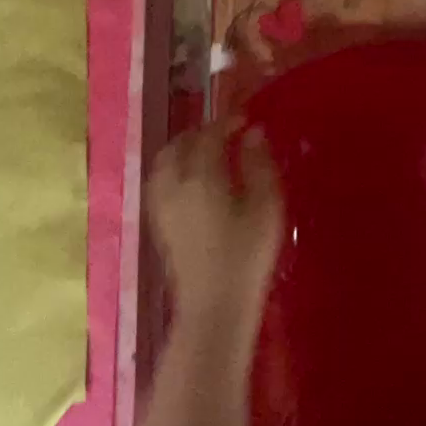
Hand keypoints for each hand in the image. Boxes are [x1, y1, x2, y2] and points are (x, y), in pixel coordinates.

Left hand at [145, 119, 285, 321]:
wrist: (214, 305)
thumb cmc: (248, 255)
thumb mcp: (266, 206)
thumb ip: (259, 165)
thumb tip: (252, 134)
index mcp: (201, 175)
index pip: (209, 135)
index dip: (227, 122)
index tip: (246, 120)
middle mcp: (173, 184)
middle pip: (179, 145)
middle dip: (202, 132)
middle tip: (227, 134)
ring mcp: (161, 205)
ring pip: (164, 162)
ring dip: (184, 149)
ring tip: (208, 153)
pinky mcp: (158, 224)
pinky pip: (159, 181)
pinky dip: (174, 169)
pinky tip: (192, 180)